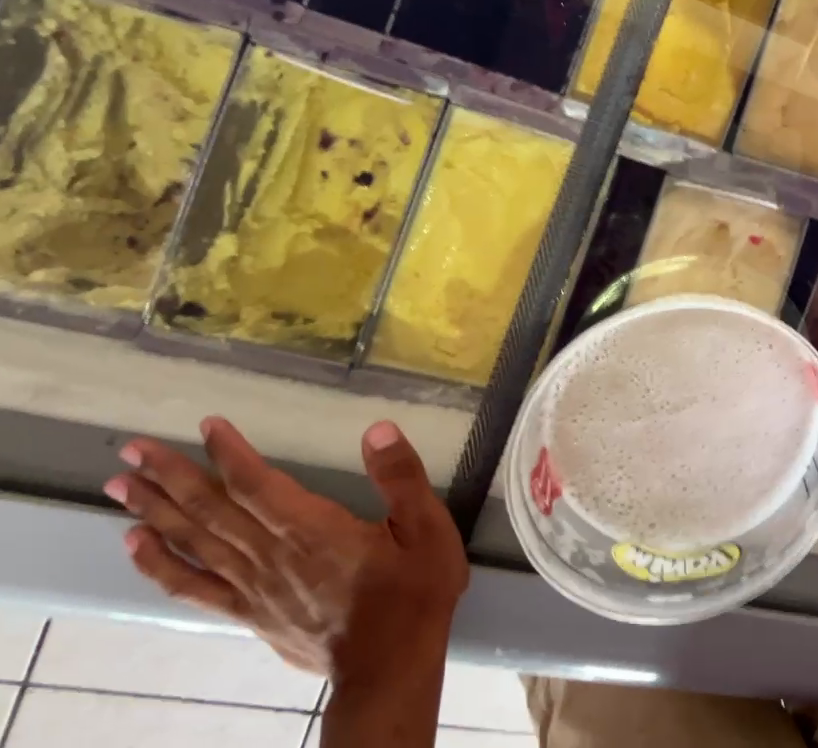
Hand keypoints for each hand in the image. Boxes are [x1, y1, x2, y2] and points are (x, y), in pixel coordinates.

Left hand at [104, 418, 469, 675]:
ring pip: (194, 542)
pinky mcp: (248, 612)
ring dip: (155, 511)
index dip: (231, 453)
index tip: (208, 424)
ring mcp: (252, 586)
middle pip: (212, 510)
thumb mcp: (427, 528)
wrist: (390, 662)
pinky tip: (138, 544)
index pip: (259, 484)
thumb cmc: (415, 590)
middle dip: (172, 476)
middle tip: (133, 449)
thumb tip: (377, 430)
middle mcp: (271, 554)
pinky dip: (158, 564)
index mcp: (314, 530)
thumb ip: (401, 478)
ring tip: (120, 485)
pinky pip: (192, 586)